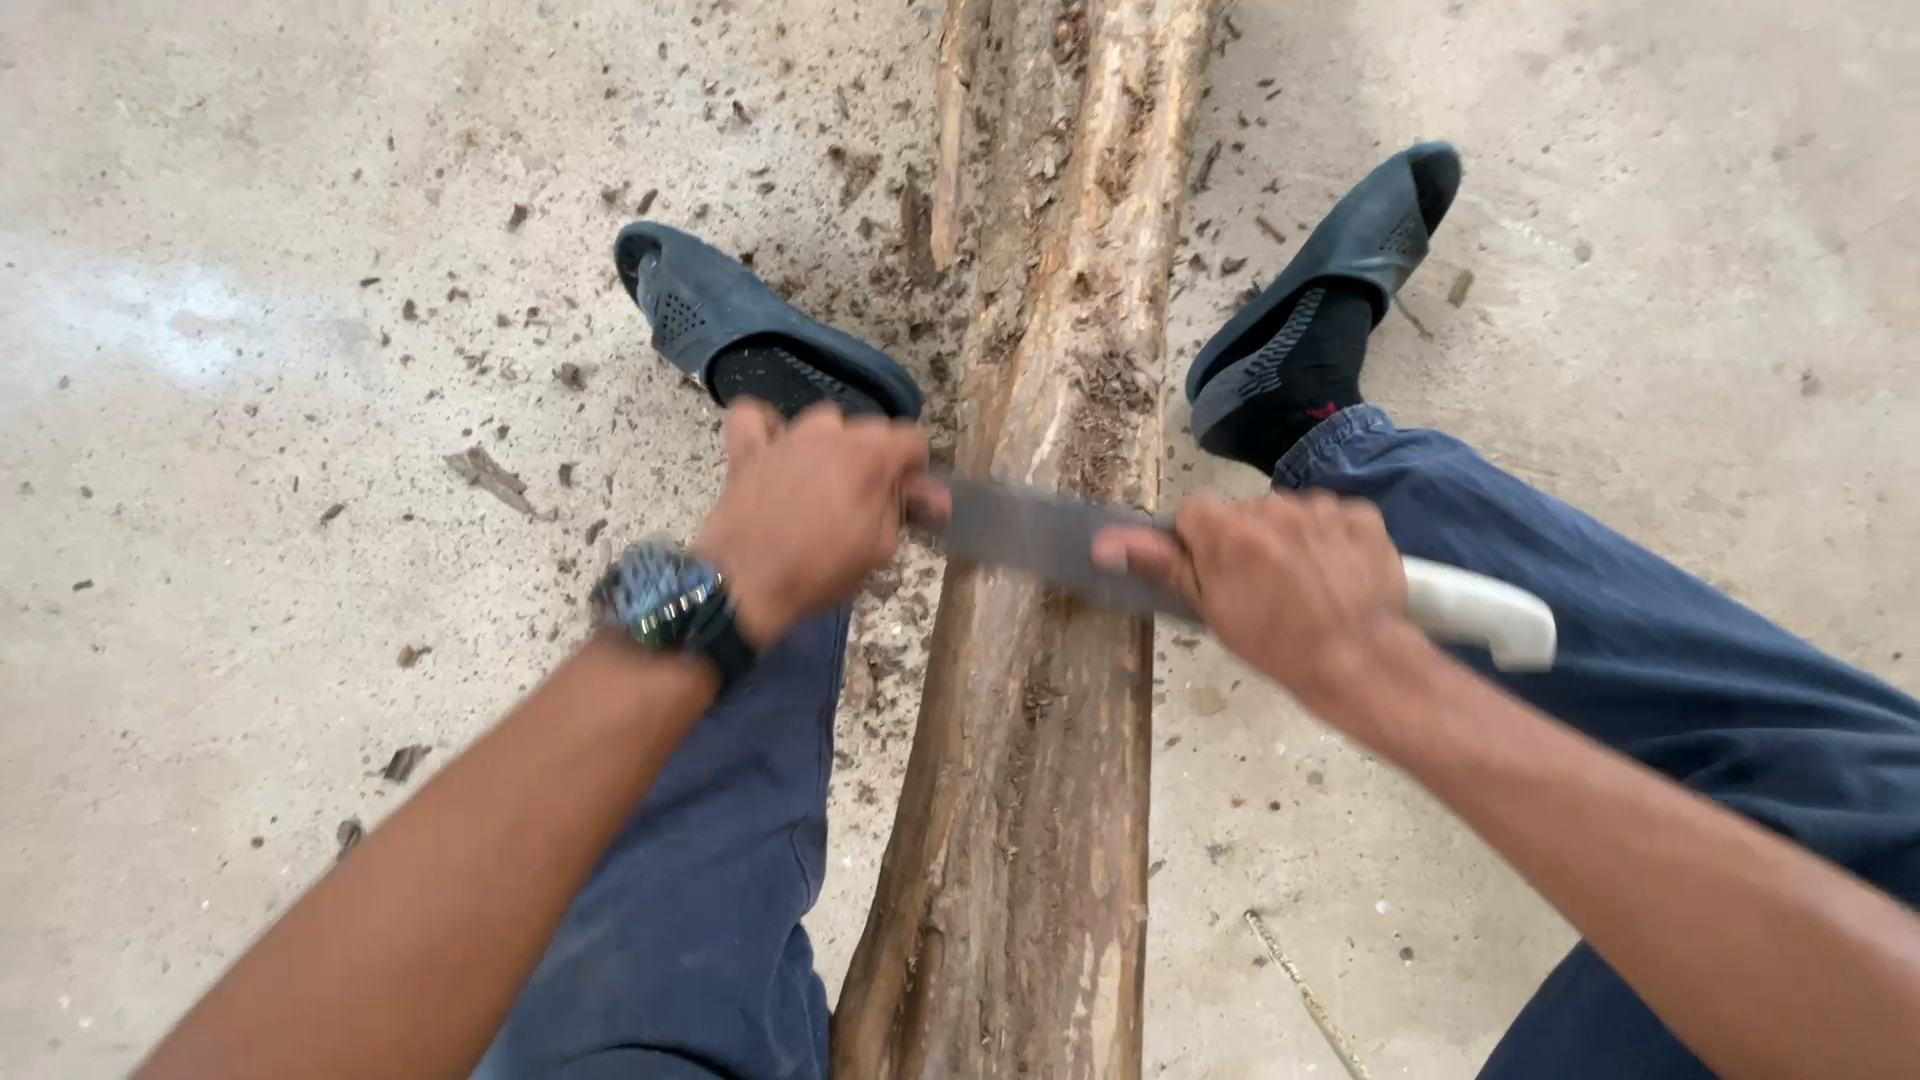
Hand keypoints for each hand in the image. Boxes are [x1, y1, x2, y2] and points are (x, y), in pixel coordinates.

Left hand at [694, 400, 931, 646]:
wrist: (744, 585)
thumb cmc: (819, 571)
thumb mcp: (878, 549)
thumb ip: (906, 511)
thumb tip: (938, 498)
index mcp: (868, 455)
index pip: (911, 438)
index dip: (915, 468)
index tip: (907, 497)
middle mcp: (829, 433)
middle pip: (869, 429)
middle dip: (876, 458)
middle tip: (868, 500)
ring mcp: (785, 437)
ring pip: (821, 421)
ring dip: (831, 444)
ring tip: (824, 480)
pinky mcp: (745, 450)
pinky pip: (752, 417)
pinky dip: (766, 428)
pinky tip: (774, 448)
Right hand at [1092, 492, 1411, 710]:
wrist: (1357, 662)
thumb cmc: (1273, 644)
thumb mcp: (1209, 608)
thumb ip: (1159, 564)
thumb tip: (1101, 543)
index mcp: (1227, 531)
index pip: (1195, 510)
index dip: (1200, 540)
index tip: (1215, 570)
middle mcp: (1270, 507)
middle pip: (1242, 512)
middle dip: (1245, 538)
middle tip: (1261, 584)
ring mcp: (1320, 508)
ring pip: (1287, 512)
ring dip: (1287, 536)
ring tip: (1303, 580)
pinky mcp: (1361, 514)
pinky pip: (1331, 515)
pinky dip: (1330, 537)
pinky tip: (1335, 570)